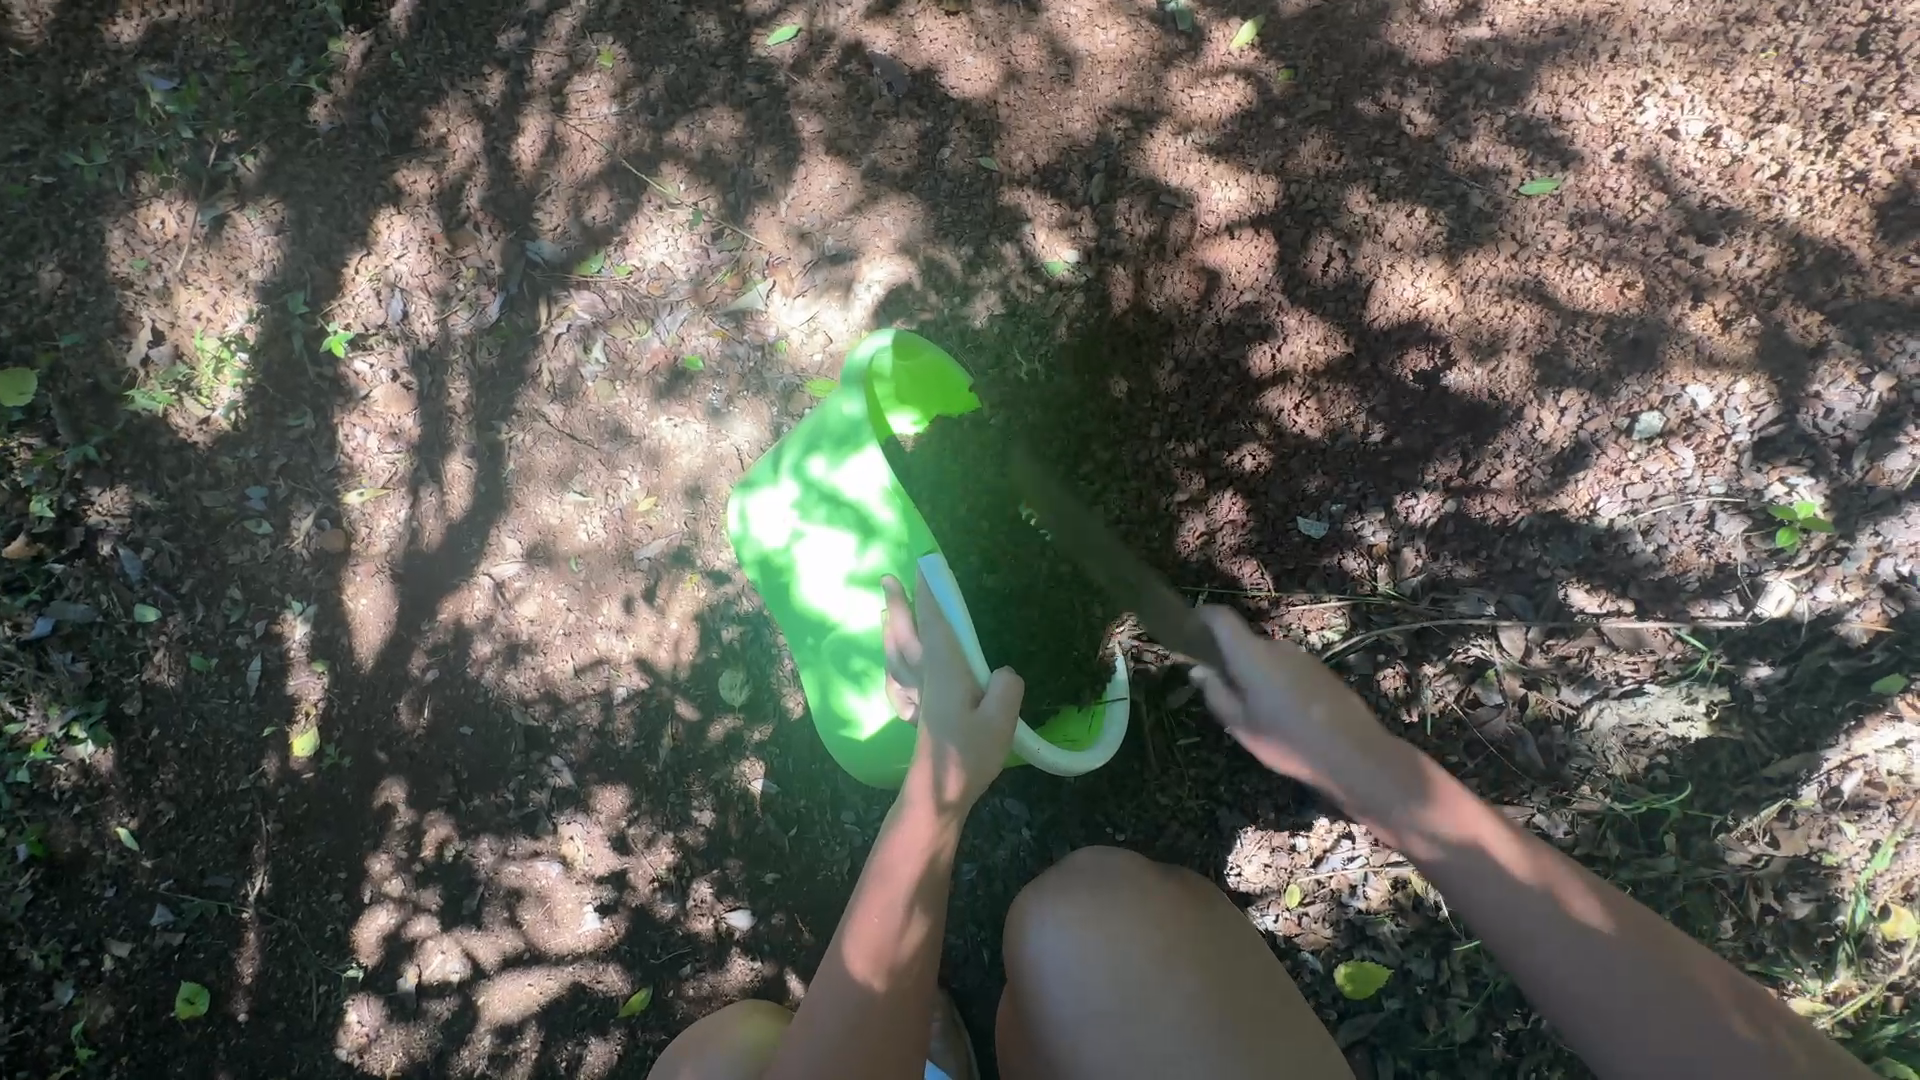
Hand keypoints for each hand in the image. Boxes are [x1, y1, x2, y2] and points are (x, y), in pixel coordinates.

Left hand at [882, 571, 1023, 813]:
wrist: (938, 794)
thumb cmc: (968, 754)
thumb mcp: (1001, 719)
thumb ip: (1005, 686)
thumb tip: (1001, 673)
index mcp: (945, 670)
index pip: (936, 622)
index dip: (932, 593)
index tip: (925, 566)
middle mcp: (926, 677)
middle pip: (906, 634)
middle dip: (899, 604)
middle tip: (888, 579)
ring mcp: (917, 697)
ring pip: (897, 654)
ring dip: (891, 630)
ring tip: (884, 612)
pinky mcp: (917, 715)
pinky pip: (898, 681)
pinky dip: (893, 667)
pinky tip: (894, 670)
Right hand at [1191, 606, 1401, 811]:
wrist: (1355, 754)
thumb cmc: (1287, 739)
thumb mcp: (1240, 724)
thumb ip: (1215, 693)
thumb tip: (1198, 670)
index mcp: (1250, 654)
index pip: (1221, 618)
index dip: (1202, 616)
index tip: (1188, 628)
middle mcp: (1277, 646)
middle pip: (1244, 642)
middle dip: (1229, 660)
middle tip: (1222, 692)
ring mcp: (1303, 657)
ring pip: (1267, 659)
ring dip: (1255, 674)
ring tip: (1256, 711)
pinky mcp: (1322, 672)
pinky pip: (1288, 670)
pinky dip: (1277, 683)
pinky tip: (1285, 716)